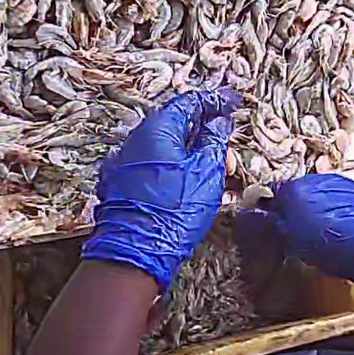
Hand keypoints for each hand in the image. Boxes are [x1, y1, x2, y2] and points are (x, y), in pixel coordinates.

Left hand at [81, 89, 240, 289]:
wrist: (134, 252)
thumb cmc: (173, 212)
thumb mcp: (206, 173)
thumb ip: (214, 142)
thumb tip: (218, 123)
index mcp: (156, 129)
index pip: (189, 103)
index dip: (214, 103)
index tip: (232, 104)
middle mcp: (135, 141)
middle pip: (176, 126)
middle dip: (205, 136)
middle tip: (226, 155)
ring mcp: (124, 164)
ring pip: (165, 149)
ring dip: (191, 156)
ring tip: (214, 176)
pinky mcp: (121, 186)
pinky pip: (153, 167)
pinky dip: (174, 170)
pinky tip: (190, 187)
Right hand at [240, 173, 353, 286]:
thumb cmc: (335, 248)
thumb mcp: (298, 244)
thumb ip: (280, 226)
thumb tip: (269, 218)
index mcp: (293, 190)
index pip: (271, 193)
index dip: (269, 208)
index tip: (270, 222)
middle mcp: (312, 179)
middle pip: (294, 191)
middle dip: (291, 207)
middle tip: (293, 229)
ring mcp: (335, 181)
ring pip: (313, 193)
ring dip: (311, 206)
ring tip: (316, 229)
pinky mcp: (353, 188)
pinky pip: (331, 195)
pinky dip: (328, 207)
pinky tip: (334, 225)